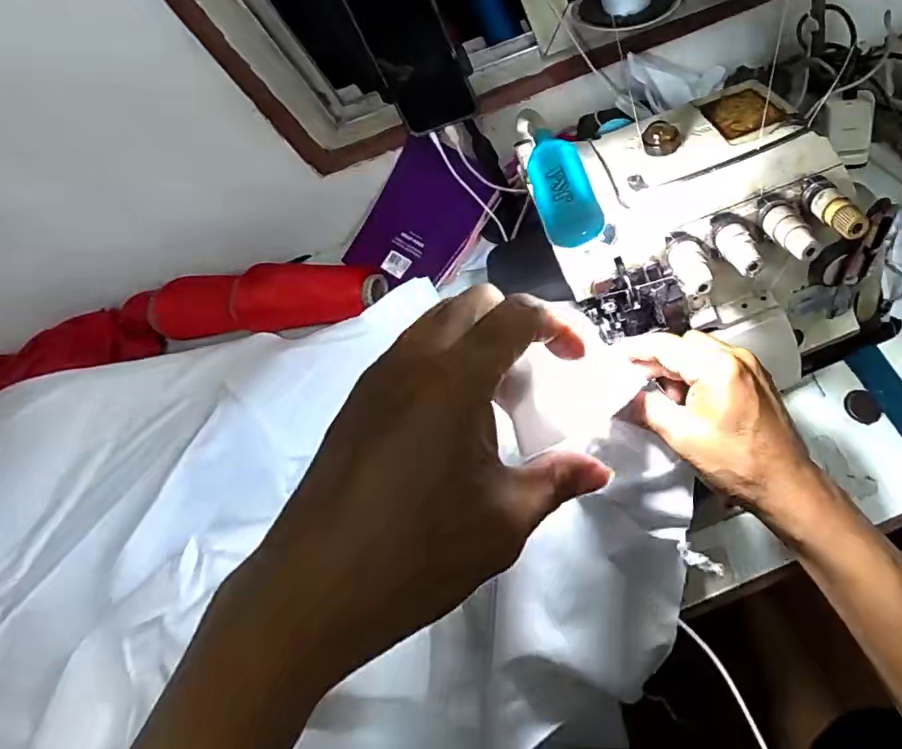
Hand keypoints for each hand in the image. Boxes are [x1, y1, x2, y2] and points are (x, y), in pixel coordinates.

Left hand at [137, 287, 611, 746]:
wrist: (302, 601)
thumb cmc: (415, 555)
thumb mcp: (505, 521)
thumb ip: (558, 480)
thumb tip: (600, 470)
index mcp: (454, 380)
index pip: (518, 314)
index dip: (560, 325)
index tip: (579, 360)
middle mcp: (414, 362)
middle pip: (478, 301)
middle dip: (522, 320)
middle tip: (543, 366)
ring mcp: (378, 378)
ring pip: (441, 318)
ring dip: (483, 333)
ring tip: (501, 387)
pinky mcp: (357, 400)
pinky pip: (414, 346)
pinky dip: (450, 352)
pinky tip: (458, 411)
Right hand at [618, 331, 833, 527]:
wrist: (783, 482)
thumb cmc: (741, 463)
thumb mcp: (683, 437)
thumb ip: (648, 410)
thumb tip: (624, 398)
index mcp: (718, 365)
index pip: (667, 345)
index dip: (636, 350)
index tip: (616, 356)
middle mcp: (737, 357)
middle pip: (685, 345)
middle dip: (659, 361)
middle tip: (637, 384)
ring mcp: (749, 366)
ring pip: (702, 354)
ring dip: (680, 370)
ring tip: (667, 402)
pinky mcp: (755, 379)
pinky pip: (719, 364)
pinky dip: (699, 376)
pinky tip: (690, 403)